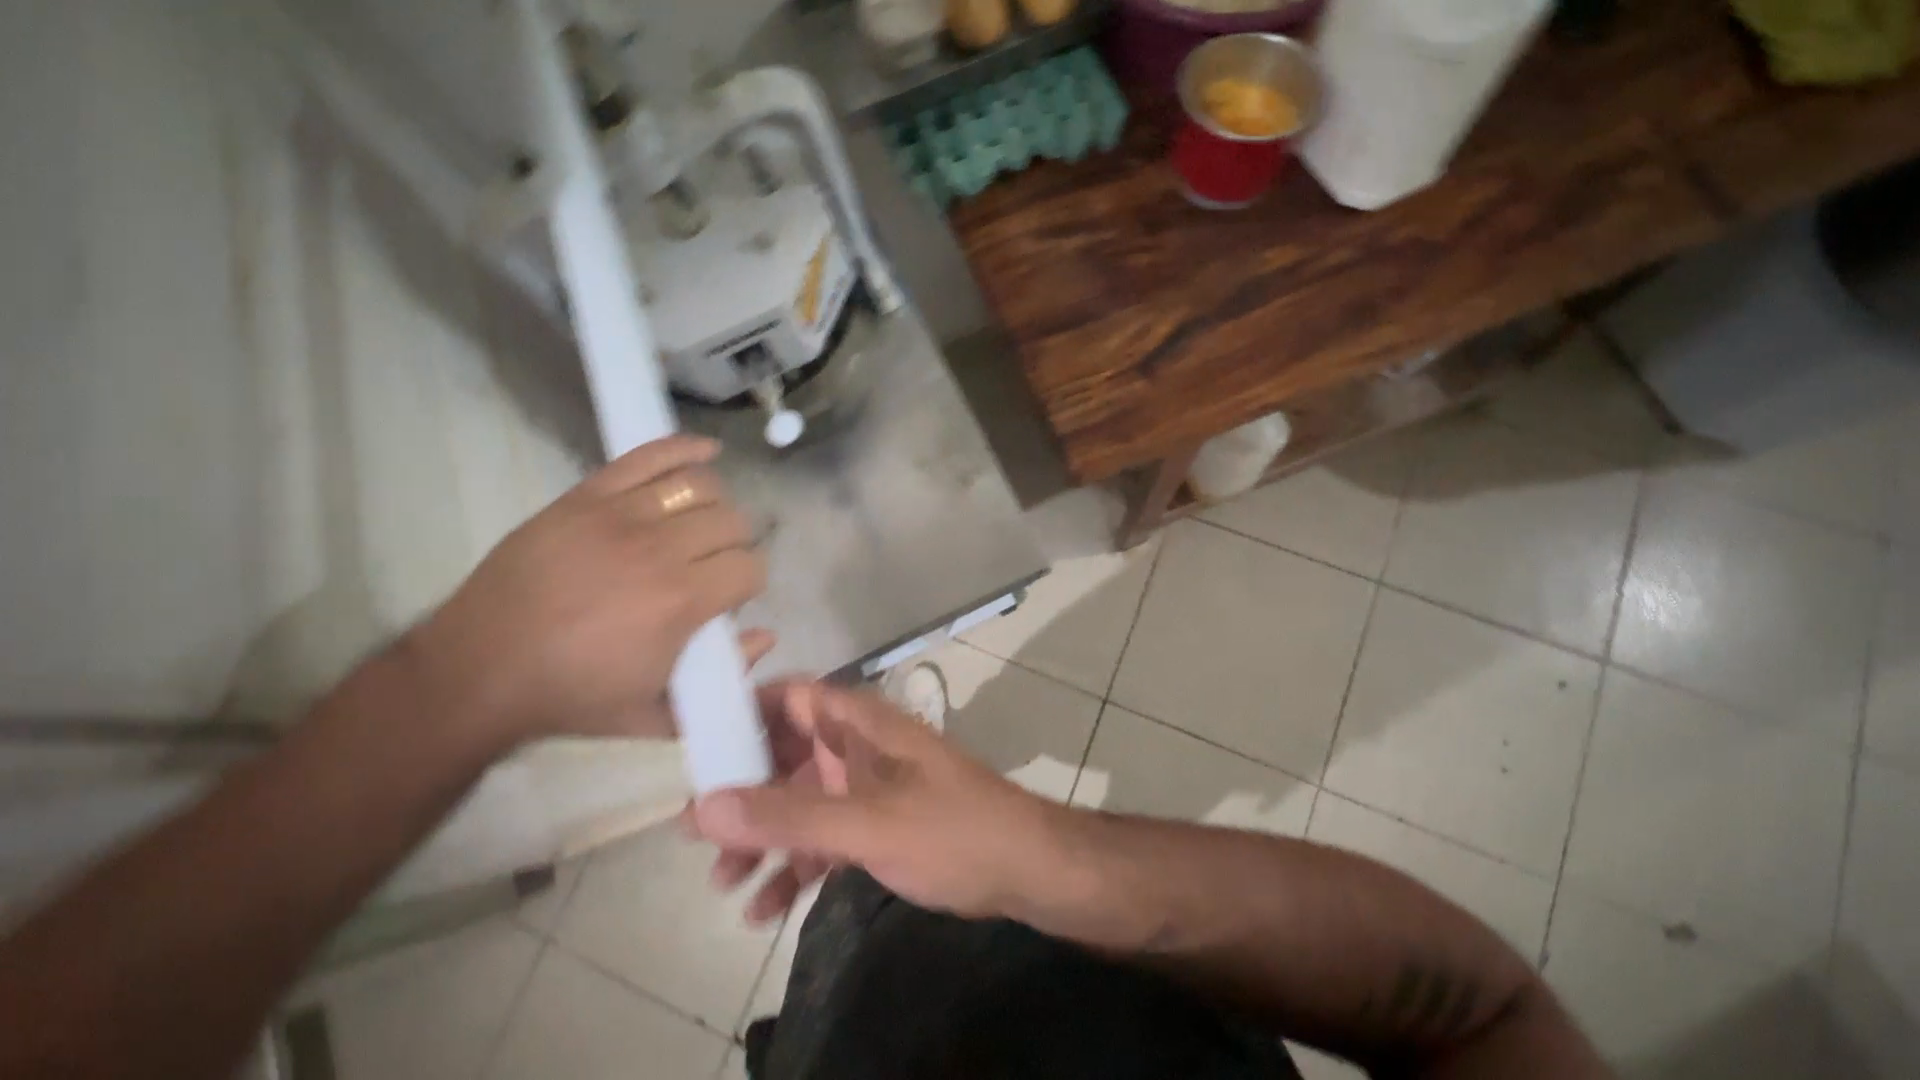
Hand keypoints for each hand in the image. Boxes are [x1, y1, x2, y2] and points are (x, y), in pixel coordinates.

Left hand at [406, 435, 768, 748]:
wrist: (482, 669)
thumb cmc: (572, 697)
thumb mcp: (657, 714)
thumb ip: (723, 678)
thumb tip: (766, 635)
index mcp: (680, 603)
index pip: (750, 567)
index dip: (748, 582)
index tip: (730, 597)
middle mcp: (659, 549)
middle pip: (731, 521)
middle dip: (735, 544)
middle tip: (714, 564)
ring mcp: (619, 515)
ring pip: (699, 485)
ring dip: (714, 504)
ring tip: (699, 524)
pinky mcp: (585, 496)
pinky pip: (648, 456)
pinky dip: (685, 448)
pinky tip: (706, 452)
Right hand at [688, 682, 1064, 923]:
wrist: (1028, 871)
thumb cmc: (952, 830)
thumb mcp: (868, 824)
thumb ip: (789, 817)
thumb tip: (701, 806)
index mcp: (860, 726)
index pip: (790, 697)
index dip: (742, 710)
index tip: (694, 742)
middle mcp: (857, 751)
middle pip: (783, 757)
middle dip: (740, 793)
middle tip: (694, 831)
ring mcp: (866, 792)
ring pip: (798, 806)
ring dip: (760, 841)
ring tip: (721, 883)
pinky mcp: (875, 831)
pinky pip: (821, 843)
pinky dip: (793, 869)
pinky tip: (763, 911)